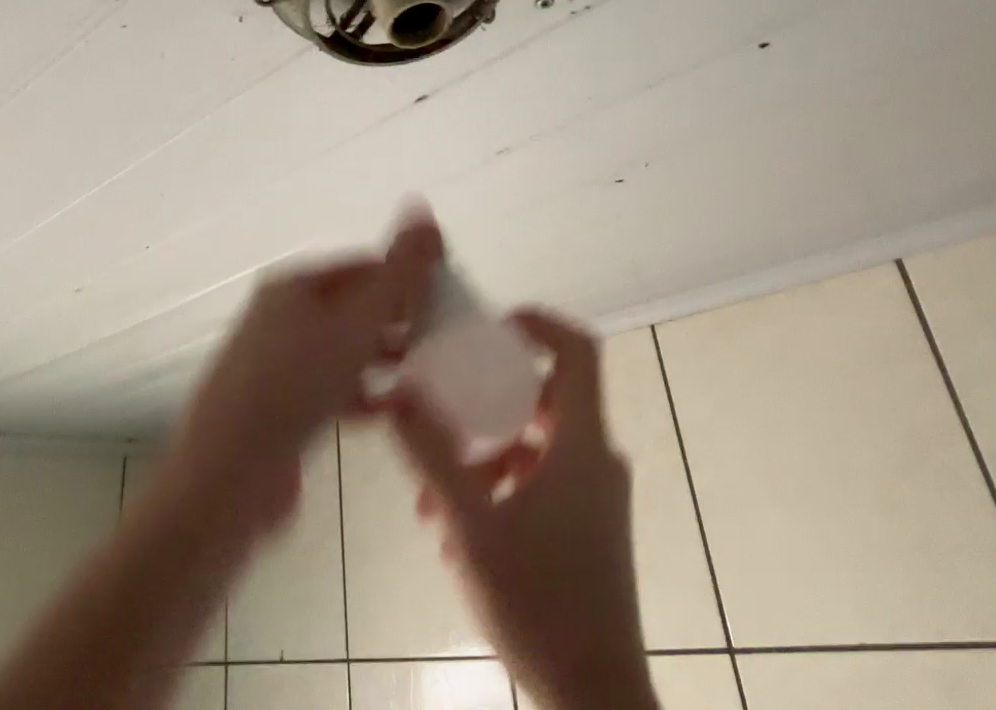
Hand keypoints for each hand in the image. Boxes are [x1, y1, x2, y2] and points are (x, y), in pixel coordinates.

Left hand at [166, 213, 442, 525]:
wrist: (229, 475)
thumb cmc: (297, 385)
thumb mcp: (358, 321)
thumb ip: (399, 270)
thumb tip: (423, 205)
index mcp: (292, 286)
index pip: (363, 266)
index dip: (406, 280)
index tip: (444, 304)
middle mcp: (279, 317)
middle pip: (353, 308)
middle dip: (397, 323)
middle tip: (441, 342)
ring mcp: (274, 365)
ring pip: (342, 351)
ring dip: (382, 360)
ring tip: (424, 375)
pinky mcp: (276, 409)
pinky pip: (329, 391)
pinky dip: (361, 396)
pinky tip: (392, 412)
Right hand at [390, 308, 655, 709]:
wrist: (595, 694)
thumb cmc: (540, 600)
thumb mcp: (471, 523)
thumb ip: (432, 455)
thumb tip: (399, 395)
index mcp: (582, 442)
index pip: (577, 349)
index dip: (537, 323)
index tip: (487, 328)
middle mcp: (595, 459)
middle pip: (541, 400)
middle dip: (483, 407)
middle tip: (437, 414)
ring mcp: (595, 497)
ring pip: (533, 449)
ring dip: (480, 462)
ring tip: (431, 506)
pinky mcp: (587, 530)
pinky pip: (539, 486)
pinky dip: (498, 493)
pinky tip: (457, 538)